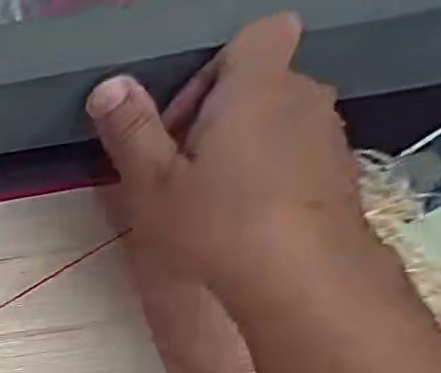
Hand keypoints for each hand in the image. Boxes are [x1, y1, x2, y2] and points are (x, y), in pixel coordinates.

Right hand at [85, 13, 378, 311]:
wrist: (296, 268)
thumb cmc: (212, 222)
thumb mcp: (150, 182)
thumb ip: (130, 131)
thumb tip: (108, 85)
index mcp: (255, 89)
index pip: (253, 36)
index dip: (210, 71)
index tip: (175, 124)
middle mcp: (301, 94)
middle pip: (254, 83)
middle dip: (209, 118)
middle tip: (171, 173)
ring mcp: (323, 128)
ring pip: (269, 118)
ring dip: (232, 146)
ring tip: (198, 200)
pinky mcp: (332, 163)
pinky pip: (287, 149)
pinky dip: (258, 170)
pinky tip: (233, 213)